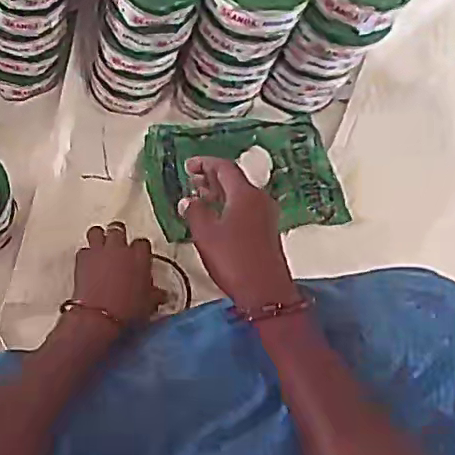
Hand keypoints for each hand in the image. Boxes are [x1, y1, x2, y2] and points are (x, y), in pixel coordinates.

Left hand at [70, 222, 157, 328]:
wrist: (100, 315)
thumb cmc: (129, 310)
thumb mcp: (148, 303)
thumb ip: (155, 294)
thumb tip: (162, 295)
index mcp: (139, 256)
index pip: (142, 243)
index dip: (139, 249)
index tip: (138, 258)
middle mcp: (119, 248)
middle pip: (118, 228)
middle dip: (118, 235)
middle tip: (117, 247)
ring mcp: (99, 250)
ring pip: (96, 231)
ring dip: (98, 238)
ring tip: (100, 248)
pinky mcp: (82, 258)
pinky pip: (84, 250)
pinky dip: (86, 256)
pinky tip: (88, 264)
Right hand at [180, 156, 298, 309]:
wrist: (265, 291)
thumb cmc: (234, 260)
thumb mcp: (206, 234)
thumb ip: (195, 212)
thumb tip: (188, 200)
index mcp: (245, 194)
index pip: (225, 168)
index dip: (205, 163)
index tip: (188, 165)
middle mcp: (259, 199)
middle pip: (235, 179)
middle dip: (212, 177)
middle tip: (192, 179)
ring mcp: (265, 215)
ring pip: (240, 194)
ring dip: (219, 192)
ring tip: (199, 195)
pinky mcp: (266, 230)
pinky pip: (245, 207)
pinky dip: (228, 204)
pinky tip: (215, 215)